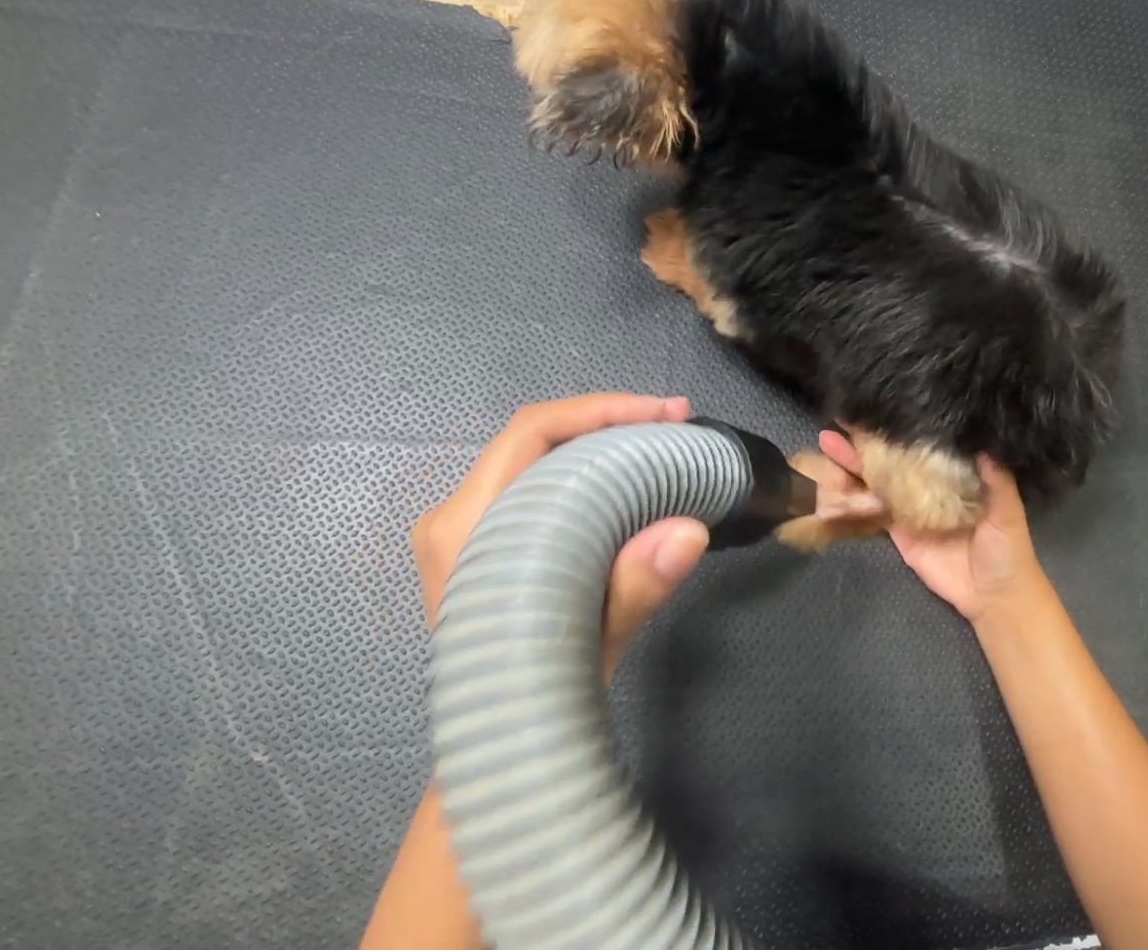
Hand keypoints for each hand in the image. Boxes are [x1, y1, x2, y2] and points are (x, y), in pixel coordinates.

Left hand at [410, 394, 710, 680]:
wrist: (503, 736)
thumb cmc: (538, 691)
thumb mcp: (593, 641)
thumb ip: (633, 588)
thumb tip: (690, 532)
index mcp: (468, 529)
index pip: (531, 434)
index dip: (602, 411)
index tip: (667, 414)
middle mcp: (457, 514)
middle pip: (535, 435)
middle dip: (611, 419)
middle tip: (676, 423)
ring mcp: (468, 525)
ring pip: (539, 454)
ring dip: (604, 440)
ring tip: (663, 440)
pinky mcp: (487, 537)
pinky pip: (540, 479)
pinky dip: (590, 466)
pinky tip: (631, 472)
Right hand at [816, 430, 1046, 622]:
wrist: (994, 598)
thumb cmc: (1007, 550)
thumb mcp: (1008, 511)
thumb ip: (996, 479)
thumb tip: (984, 442)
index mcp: (956, 476)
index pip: (924, 447)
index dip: (902, 430)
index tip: (880, 409)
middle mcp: (930, 488)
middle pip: (893, 461)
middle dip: (865, 443)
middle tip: (838, 423)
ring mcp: (910, 510)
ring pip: (876, 482)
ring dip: (852, 465)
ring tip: (826, 445)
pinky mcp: (898, 533)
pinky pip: (872, 513)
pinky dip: (852, 498)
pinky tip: (832, 482)